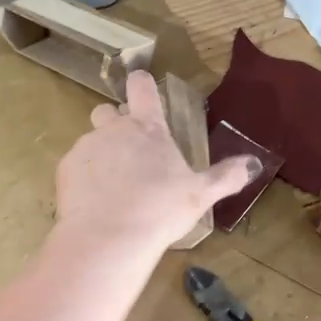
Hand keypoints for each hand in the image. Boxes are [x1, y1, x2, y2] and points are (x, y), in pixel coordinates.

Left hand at [54, 70, 257, 249]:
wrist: (108, 237)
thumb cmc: (160, 210)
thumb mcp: (200, 195)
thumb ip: (226, 176)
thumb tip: (254, 163)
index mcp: (147, 128)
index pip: (142, 88)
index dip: (142, 83)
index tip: (143, 87)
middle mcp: (113, 129)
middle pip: (108, 111)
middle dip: (115, 124)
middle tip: (131, 153)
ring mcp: (86, 147)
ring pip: (92, 140)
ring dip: (101, 155)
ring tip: (114, 187)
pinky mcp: (66, 169)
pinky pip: (76, 165)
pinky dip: (84, 178)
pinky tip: (96, 202)